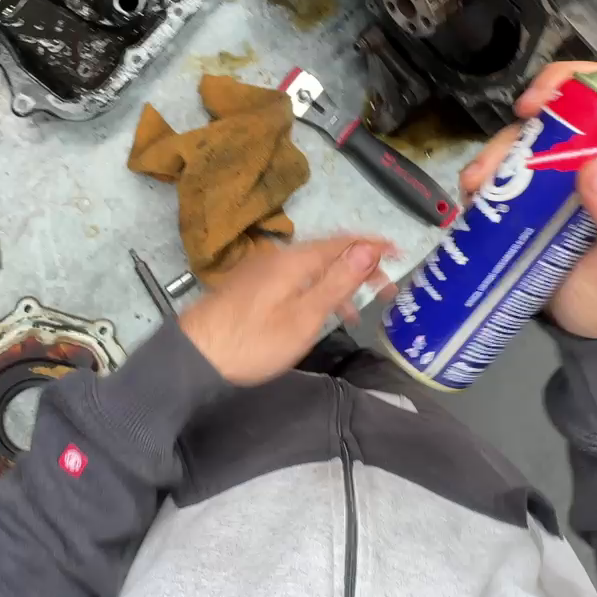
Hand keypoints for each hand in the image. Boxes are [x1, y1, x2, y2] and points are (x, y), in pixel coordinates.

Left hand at [179, 236, 395, 384]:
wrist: (195, 355)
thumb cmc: (253, 342)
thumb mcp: (304, 317)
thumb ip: (336, 281)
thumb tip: (367, 247)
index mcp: (293, 260)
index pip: (342, 241)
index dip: (373, 246)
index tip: (400, 254)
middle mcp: (277, 257)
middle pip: (327, 252)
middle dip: (359, 266)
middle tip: (387, 290)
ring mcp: (262, 270)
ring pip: (311, 268)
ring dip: (338, 282)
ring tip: (361, 309)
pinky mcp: (252, 286)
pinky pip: (295, 278)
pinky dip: (316, 290)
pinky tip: (321, 314)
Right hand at [458, 14, 596, 338]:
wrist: (581, 328)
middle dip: (564, 84)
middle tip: (528, 107)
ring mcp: (576, 170)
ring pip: (548, 123)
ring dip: (510, 138)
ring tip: (484, 178)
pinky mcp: (539, 187)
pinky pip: (514, 158)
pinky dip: (489, 167)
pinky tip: (472, 191)